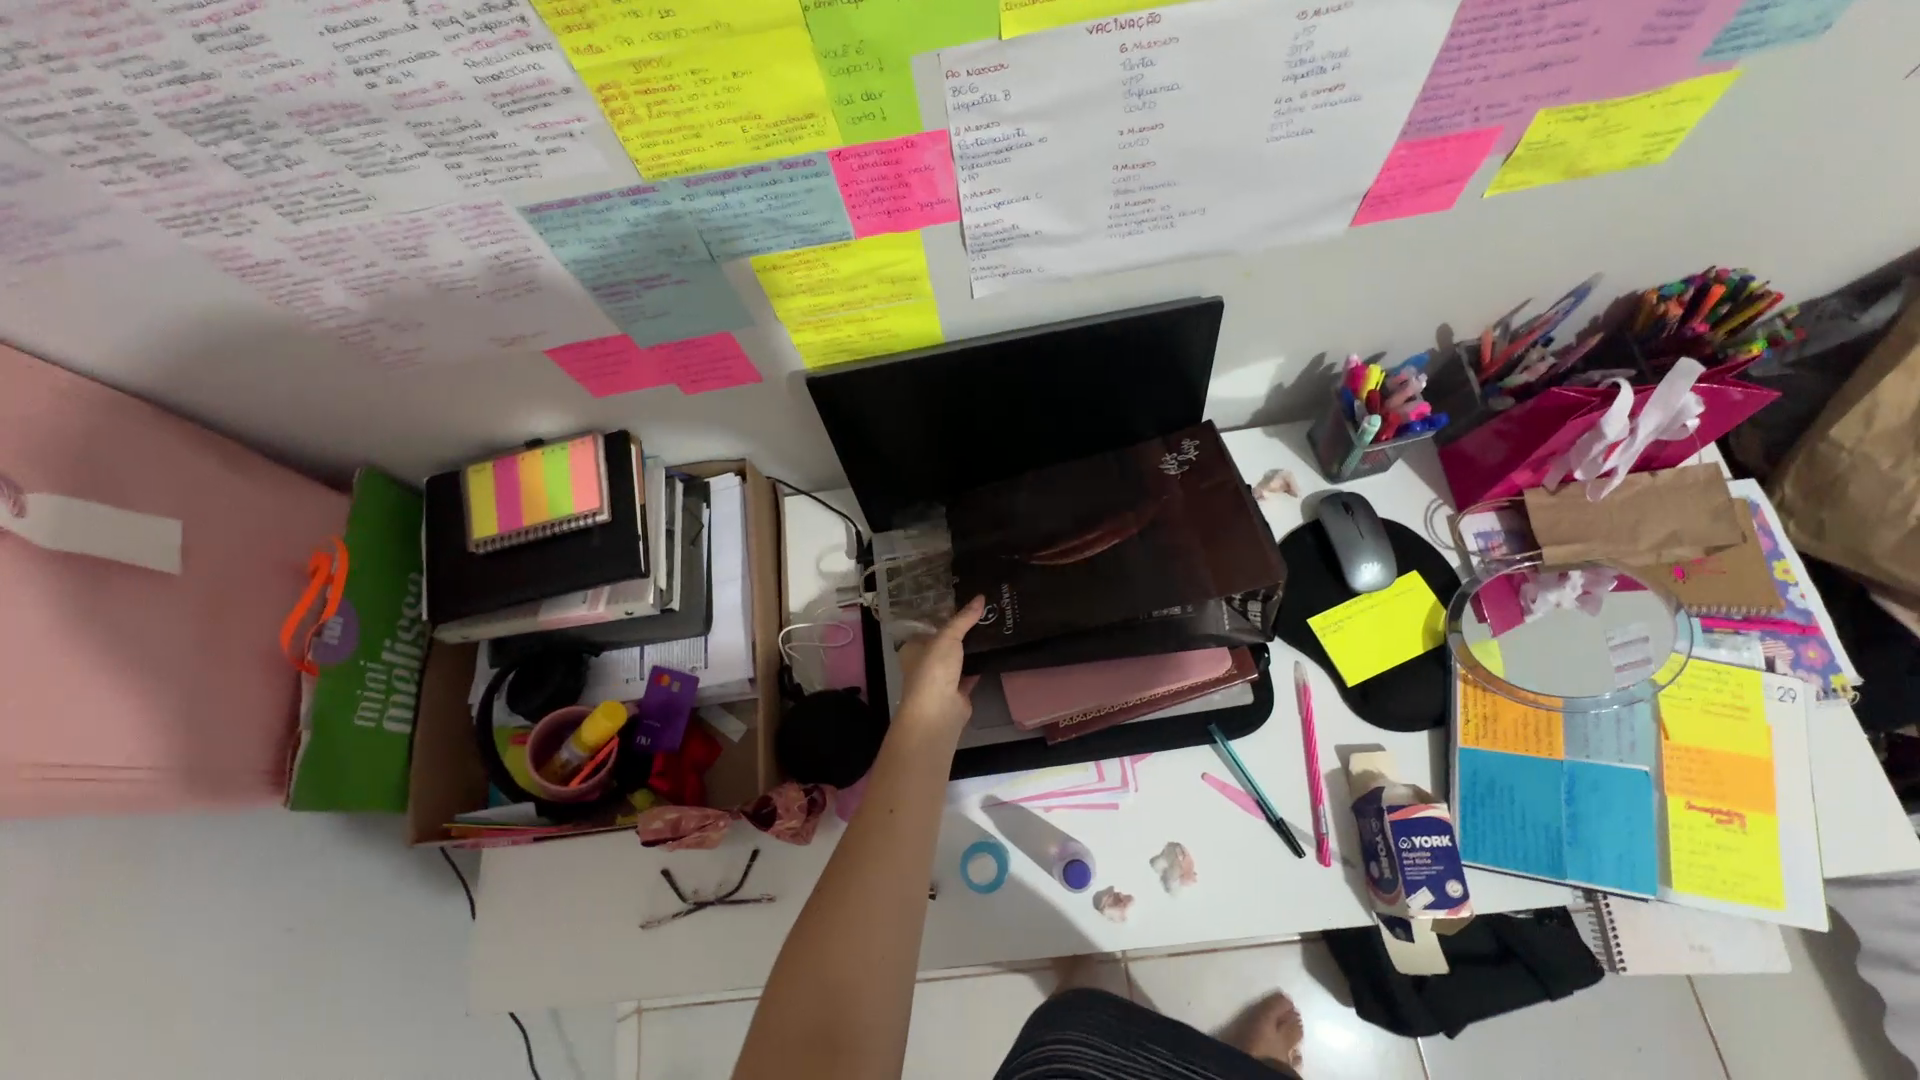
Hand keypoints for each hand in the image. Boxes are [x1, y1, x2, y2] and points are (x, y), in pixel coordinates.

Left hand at [897, 595, 985, 734]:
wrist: (939, 710)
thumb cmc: (934, 668)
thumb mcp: (947, 636)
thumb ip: (964, 618)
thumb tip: (980, 597)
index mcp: (913, 648)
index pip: (928, 627)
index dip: (944, 616)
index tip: (964, 605)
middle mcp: (924, 663)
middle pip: (944, 644)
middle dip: (961, 634)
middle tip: (983, 615)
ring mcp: (940, 679)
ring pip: (957, 660)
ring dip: (970, 650)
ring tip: (991, 630)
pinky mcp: (956, 693)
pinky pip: (969, 674)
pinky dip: (979, 666)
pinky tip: (992, 654)